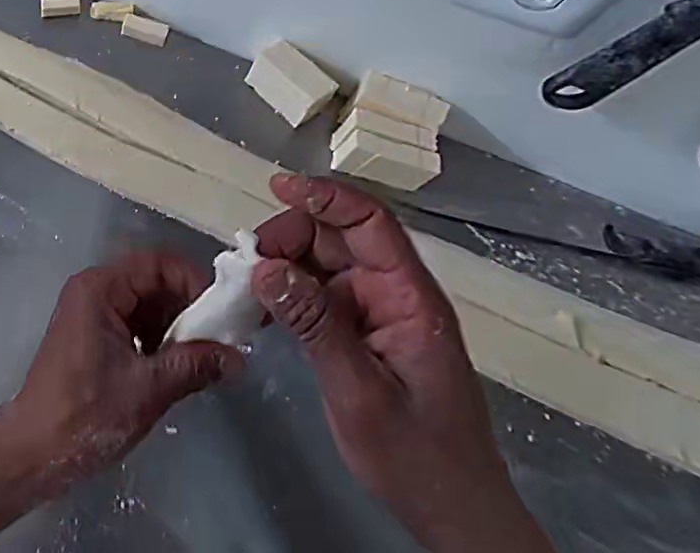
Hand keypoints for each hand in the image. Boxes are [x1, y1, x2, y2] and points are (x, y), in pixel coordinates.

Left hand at [6, 249, 243, 489]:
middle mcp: (94, 290)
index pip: (156, 264)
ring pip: (145, 304)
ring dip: (174, 326)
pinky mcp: (92, 336)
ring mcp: (91, 313)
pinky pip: (134, 323)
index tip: (220, 310)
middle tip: (217, 335)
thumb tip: (236, 358)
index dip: (191, 281)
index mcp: (100, 288)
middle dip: (186, 306)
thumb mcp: (147, 389)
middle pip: (152, 282)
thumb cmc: (86, 413)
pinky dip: (157, 339)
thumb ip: (194, 365)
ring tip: (200, 353)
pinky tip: (174, 365)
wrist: (33, 453)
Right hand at [251, 175, 552, 552]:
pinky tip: (260, 306)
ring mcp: (375, 310)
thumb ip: (315, 325)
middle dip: (291, 236)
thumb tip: (266, 268)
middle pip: (340, 237)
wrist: (454, 513)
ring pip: (324, 262)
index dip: (325, 197)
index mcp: (409, 295)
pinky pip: (319, 294)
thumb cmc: (418, 457)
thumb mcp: (359, 392)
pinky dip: (288, 292)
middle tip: (248, 261)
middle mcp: (392, 291)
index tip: (278, 186)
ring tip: (246, 282)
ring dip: (284, 263)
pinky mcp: (359, 330)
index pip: (370, 222)